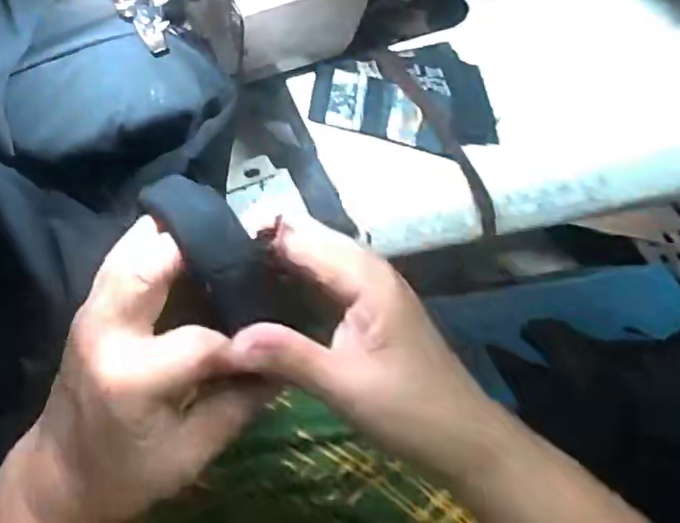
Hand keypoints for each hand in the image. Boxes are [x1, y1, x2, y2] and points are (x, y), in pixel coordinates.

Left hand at [0, 218, 276, 522]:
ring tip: (209, 230)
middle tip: (235, 239)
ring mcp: (89, 309)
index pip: (198, 341)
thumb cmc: (126, 471)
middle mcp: (105, 327)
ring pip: (125, 249)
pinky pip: (117, 259)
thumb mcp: (189, 455)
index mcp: (132, 375)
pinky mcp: (87, 303)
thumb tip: (282, 365)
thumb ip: (236, 406)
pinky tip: (176, 243)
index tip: (272, 338)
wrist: (61, 469)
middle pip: (145, 263)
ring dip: (165, 233)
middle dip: (191, 244)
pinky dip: (147, 244)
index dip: (241, 341)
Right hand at [226, 214, 517, 481]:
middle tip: (211, 260)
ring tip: (226, 270)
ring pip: (308, 247)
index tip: (207, 247)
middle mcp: (364, 266)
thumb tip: (230, 338)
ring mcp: (365, 280)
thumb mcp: (345, 388)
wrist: (471, 446)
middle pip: (301, 232)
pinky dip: (288, 271)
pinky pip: (317, 268)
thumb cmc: (414, 413)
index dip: (253, 234)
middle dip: (257, 239)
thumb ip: (289, 356)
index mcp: (363, 276)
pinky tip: (260, 289)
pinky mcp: (362, 297)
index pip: (297, 234)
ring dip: (270, 254)